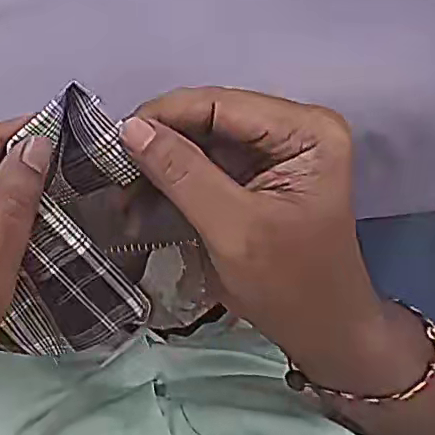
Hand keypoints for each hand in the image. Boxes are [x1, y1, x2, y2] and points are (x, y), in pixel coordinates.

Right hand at [121, 88, 423, 386]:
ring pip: (198, 141)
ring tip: (122, 196)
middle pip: (208, 119)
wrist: (321, 331)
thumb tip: (130, 128)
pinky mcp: (254, 175)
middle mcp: (292, 129)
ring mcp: (273, 151)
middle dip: (158, 145)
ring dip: (158, 167)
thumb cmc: (290, 286)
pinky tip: (141, 202)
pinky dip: (170, 183)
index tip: (116, 139)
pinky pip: (202, 165)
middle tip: (113, 171)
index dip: (164, 115)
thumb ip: (183, 175)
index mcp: (306, 132)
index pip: (222, 103)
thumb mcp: (234, 230)